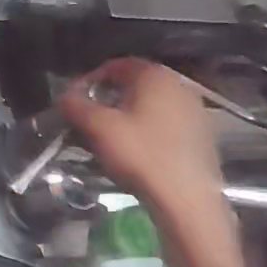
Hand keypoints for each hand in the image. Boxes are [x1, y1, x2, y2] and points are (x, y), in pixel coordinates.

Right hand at [59, 58, 238, 260]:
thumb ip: (76, 105)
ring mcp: (194, 110)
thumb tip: (64, 96)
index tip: (73, 103)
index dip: (89, 81)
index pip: (115, 66)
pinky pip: (163, 124)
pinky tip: (133, 153)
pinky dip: (144, 131)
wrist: (187, 200)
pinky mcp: (201, 135)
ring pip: (148, 106)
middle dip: (105, 101)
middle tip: (86, 122)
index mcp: (155, 76)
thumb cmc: (141, 155)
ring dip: (123, 117)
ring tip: (105, 140)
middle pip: (132, 85)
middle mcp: (179, 85)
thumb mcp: (99, 128)